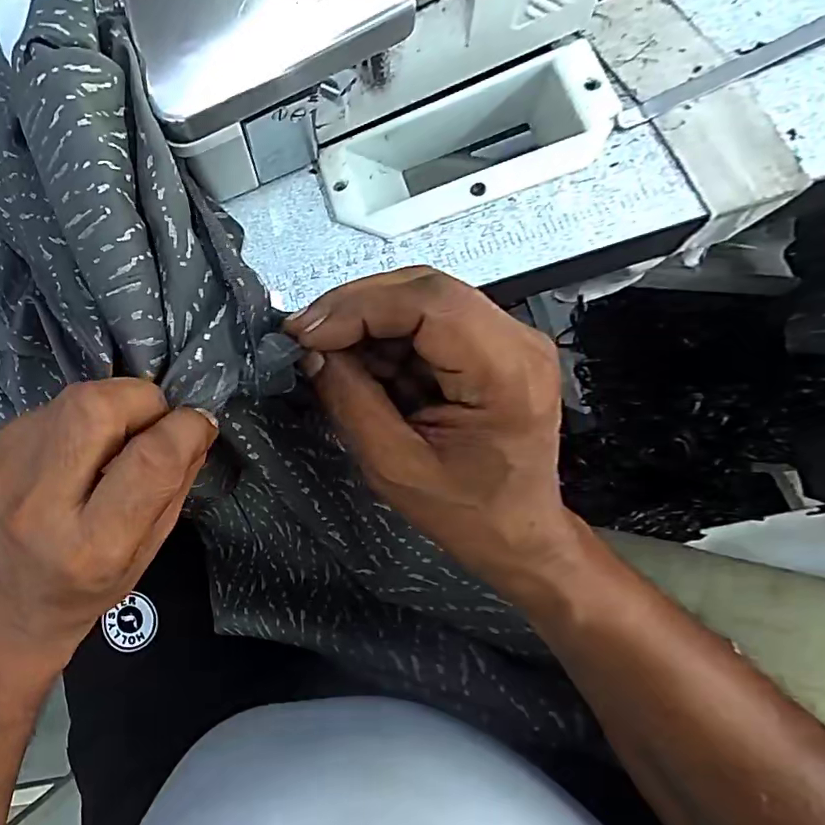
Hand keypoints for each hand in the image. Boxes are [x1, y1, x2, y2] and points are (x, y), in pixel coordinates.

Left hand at [0, 379, 216, 660]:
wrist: (26, 595)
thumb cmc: (102, 578)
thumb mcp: (154, 543)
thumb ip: (177, 480)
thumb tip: (196, 422)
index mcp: (94, 545)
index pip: (150, 460)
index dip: (184, 428)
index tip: (199, 425)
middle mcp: (40, 506)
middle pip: (96, 407)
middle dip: (141, 401)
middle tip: (152, 425)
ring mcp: (7, 474)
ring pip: (75, 398)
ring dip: (111, 407)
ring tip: (114, 442)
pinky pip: (52, 408)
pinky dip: (79, 419)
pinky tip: (77, 453)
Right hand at [286, 266, 587, 598]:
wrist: (519, 534)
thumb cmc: (470, 515)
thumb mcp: (395, 467)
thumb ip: (352, 402)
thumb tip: (313, 353)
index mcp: (507, 374)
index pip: (429, 303)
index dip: (357, 308)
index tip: (305, 333)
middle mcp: (519, 342)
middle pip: (426, 290)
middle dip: (355, 309)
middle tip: (305, 337)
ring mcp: (510, 340)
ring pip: (423, 300)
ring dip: (367, 324)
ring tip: (328, 357)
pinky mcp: (493, 348)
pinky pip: (429, 324)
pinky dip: (386, 340)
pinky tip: (361, 367)